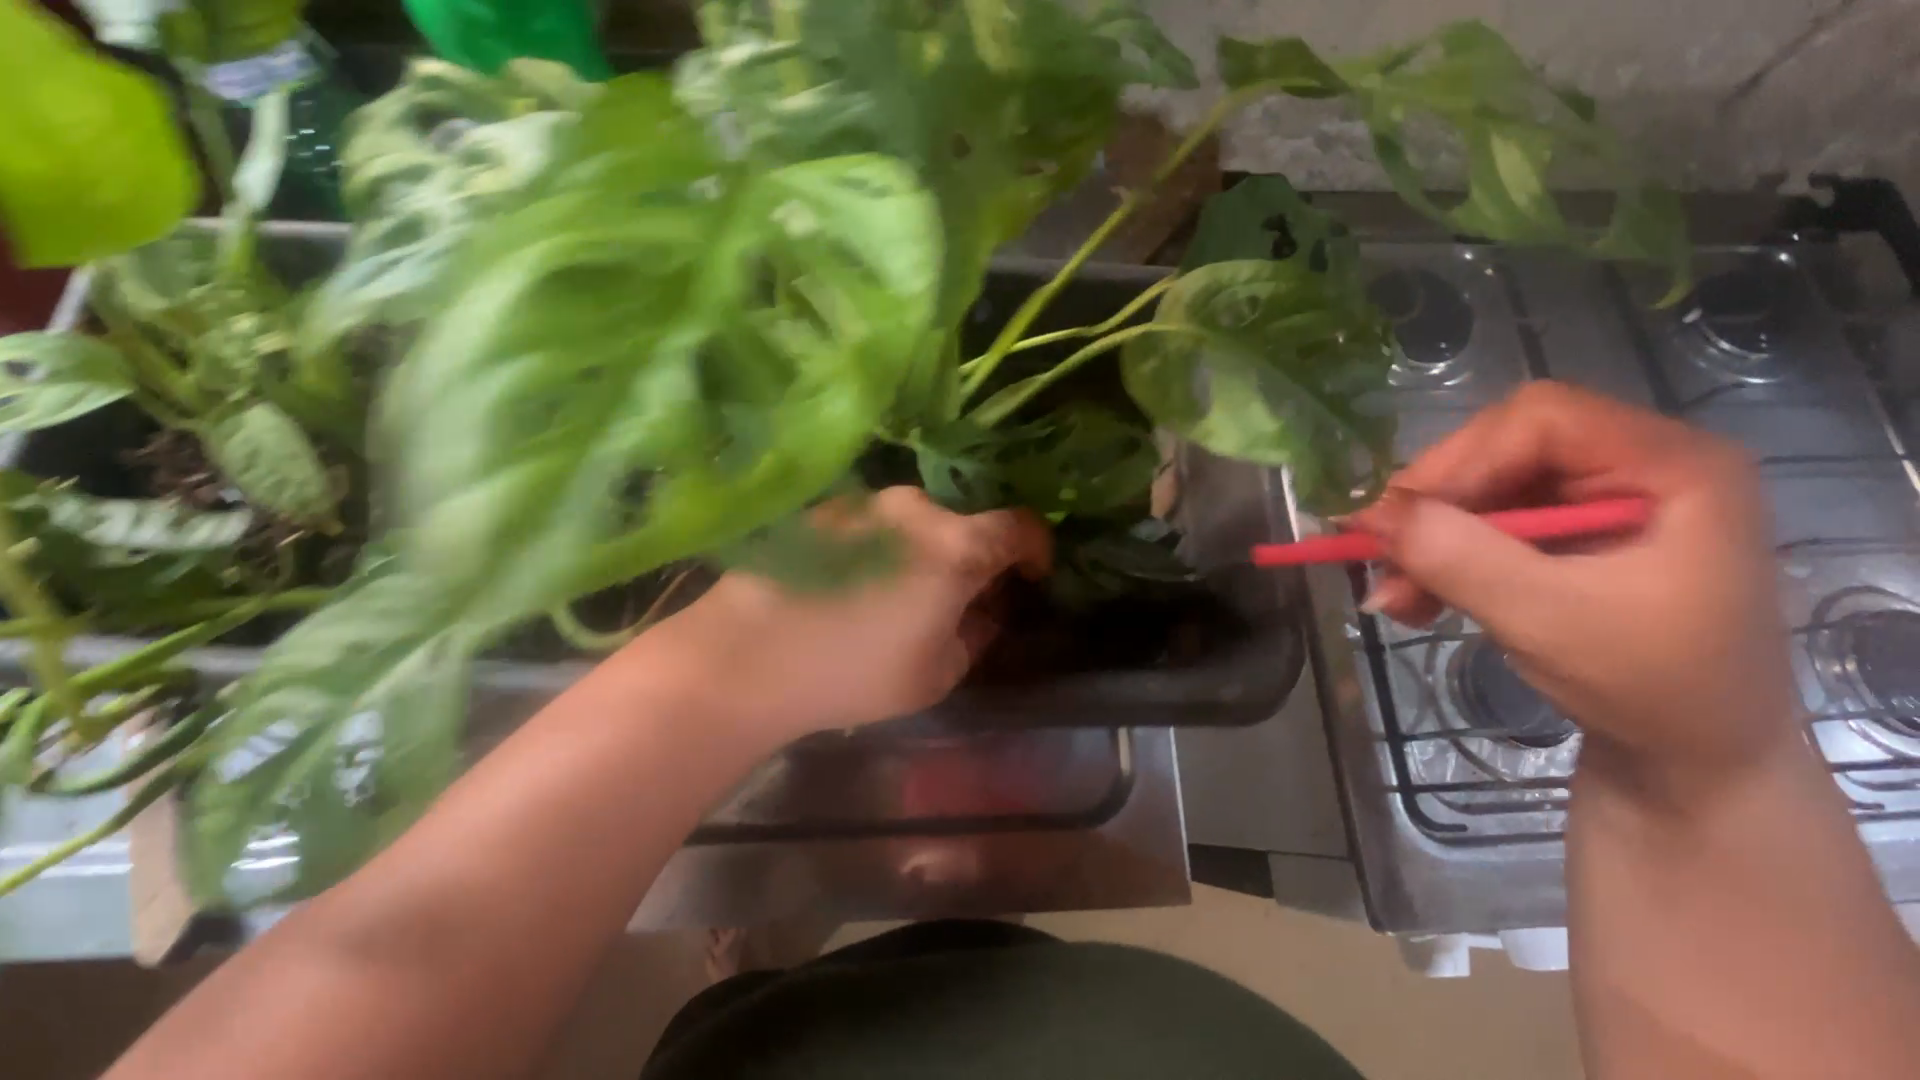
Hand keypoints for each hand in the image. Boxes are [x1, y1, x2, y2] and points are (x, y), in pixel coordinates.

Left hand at [625, 487, 1050, 742]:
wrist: (743, 657)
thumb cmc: (852, 674)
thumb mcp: (935, 675)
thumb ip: (974, 636)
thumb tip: (981, 612)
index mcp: (955, 546)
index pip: (1021, 527)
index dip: (1036, 551)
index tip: (1029, 578)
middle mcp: (912, 509)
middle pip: (963, 523)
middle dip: (971, 559)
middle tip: (957, 602)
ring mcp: (861, 504)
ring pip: (913, 524)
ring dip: (922, 554)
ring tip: (896, 600)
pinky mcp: (819, 512)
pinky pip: (871, 526)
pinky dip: (880, 550)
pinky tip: (851, 590)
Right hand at [1348, 382, 1803, 797]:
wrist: (1698, 762)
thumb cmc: (1651, 687)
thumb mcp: (1546, 619)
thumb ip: (1458, 557)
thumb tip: (1367, 516)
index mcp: (1673, 465)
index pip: (1542, 419)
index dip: (1461, 460)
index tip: (1398, 519)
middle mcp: (1640, 466)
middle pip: (1507, 449)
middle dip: (1437, 507)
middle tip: (1380, 559)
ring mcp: (1606, 502)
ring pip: (1489, 490)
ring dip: (1431, 540)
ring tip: (1394, 598)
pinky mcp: (1577, 537)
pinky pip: (1492, 525)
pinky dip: (1448, 559)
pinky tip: (1418, 601)